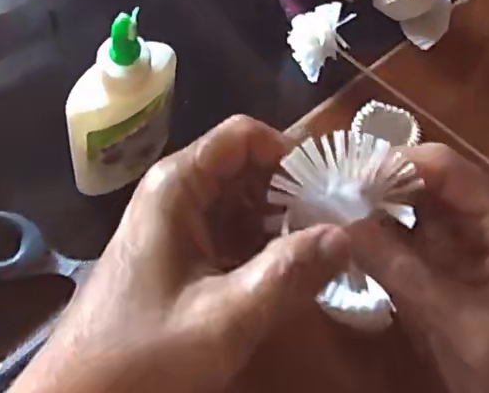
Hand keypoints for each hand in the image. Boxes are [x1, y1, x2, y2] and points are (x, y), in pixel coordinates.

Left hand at [14, 116, 350, 392]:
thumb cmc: (143, 353)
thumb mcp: (222, 319)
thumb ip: (285, 276)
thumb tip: (345, 236)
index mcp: (179, 182)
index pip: (243, 135)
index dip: (287, 153)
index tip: (327, 191)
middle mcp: (176, 188)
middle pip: (243, 164)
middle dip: (287, 191)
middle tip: (332, 227)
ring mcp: (175, 219)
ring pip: (238, 198)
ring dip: (276, 220)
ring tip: (317, 252)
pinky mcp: (176, 249)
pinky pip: (226, 229)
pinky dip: (257, 244)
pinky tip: (283, 274)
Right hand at [345, 145, 488, 392]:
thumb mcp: (466, 328)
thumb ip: (402, 273)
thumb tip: (338, 224)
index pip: (440, 166)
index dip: (391, 164)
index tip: (343, 178)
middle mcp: (481, 217)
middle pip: (418, 179)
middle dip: (372, 183)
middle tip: (323, 191)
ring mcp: (461, 243)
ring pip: (405, 206)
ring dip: (367, 208)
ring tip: (322, 208)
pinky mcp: (444, 271)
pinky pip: (402, 240)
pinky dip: (373, 239)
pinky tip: (341, 239)